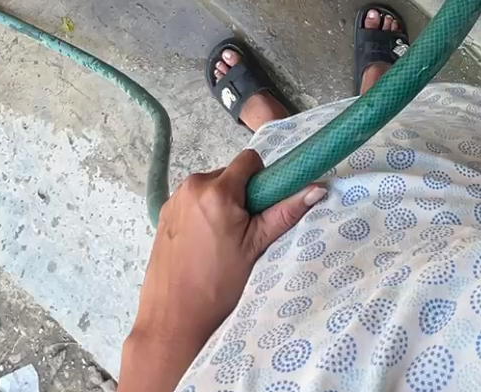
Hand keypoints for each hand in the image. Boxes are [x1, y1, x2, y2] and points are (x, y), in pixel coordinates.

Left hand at [121, 151, 326, 391]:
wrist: (173, 320)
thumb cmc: (216, 287)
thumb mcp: (255, 247)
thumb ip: (285, 213)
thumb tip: (316, 189)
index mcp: (217, 191)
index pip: (249, 160)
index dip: (260, 179)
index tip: (260, 207)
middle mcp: (192, 186)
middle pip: (229, 174)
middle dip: (239, 195)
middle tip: (241, 231)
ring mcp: (174, 198)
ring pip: (210, 187)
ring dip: (220, 204)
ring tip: (220, 241)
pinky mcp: (164, 212)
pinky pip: (192, 200)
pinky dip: (201, 213)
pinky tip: (201, 244)